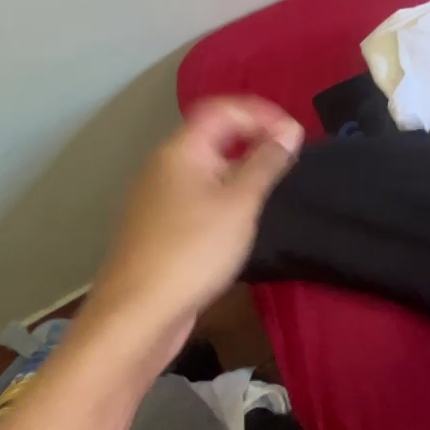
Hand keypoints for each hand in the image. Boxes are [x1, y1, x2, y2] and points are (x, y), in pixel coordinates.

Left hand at [87, 96, 303, 334]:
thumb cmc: (193, 250)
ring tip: (273, 184)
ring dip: (244, 165)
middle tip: (289, 156)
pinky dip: (228, 189)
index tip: (293, 136)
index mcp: (181, 152)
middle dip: (255, 137)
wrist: (135, 320)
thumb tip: (290, 130)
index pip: (224, 109)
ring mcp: (159, 198)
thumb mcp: (242, 201)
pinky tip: (244, 214)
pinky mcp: (161, 226)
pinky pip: (201, 190)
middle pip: (215, 134)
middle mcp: (165, 167)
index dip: (262, 114)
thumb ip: (268, 160)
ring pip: (209, 164)